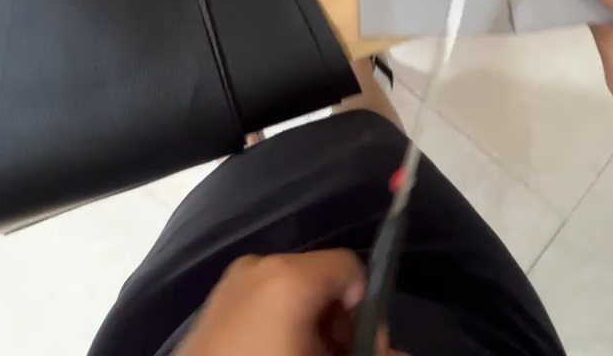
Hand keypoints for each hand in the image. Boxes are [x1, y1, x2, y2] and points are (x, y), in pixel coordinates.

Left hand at [177, 250, 386, 355]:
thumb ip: (367, 350)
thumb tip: (397, 351)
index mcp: (289, 275)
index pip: (350, 267)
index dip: (366, 309)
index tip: (365, 347)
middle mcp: (261, 266)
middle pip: (322, 281)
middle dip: (339, 324)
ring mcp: (234, 283)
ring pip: (293, 295)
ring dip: (311, 330)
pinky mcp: (216, 305)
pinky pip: (265, 304)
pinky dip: (281, 329)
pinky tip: (278, 353)